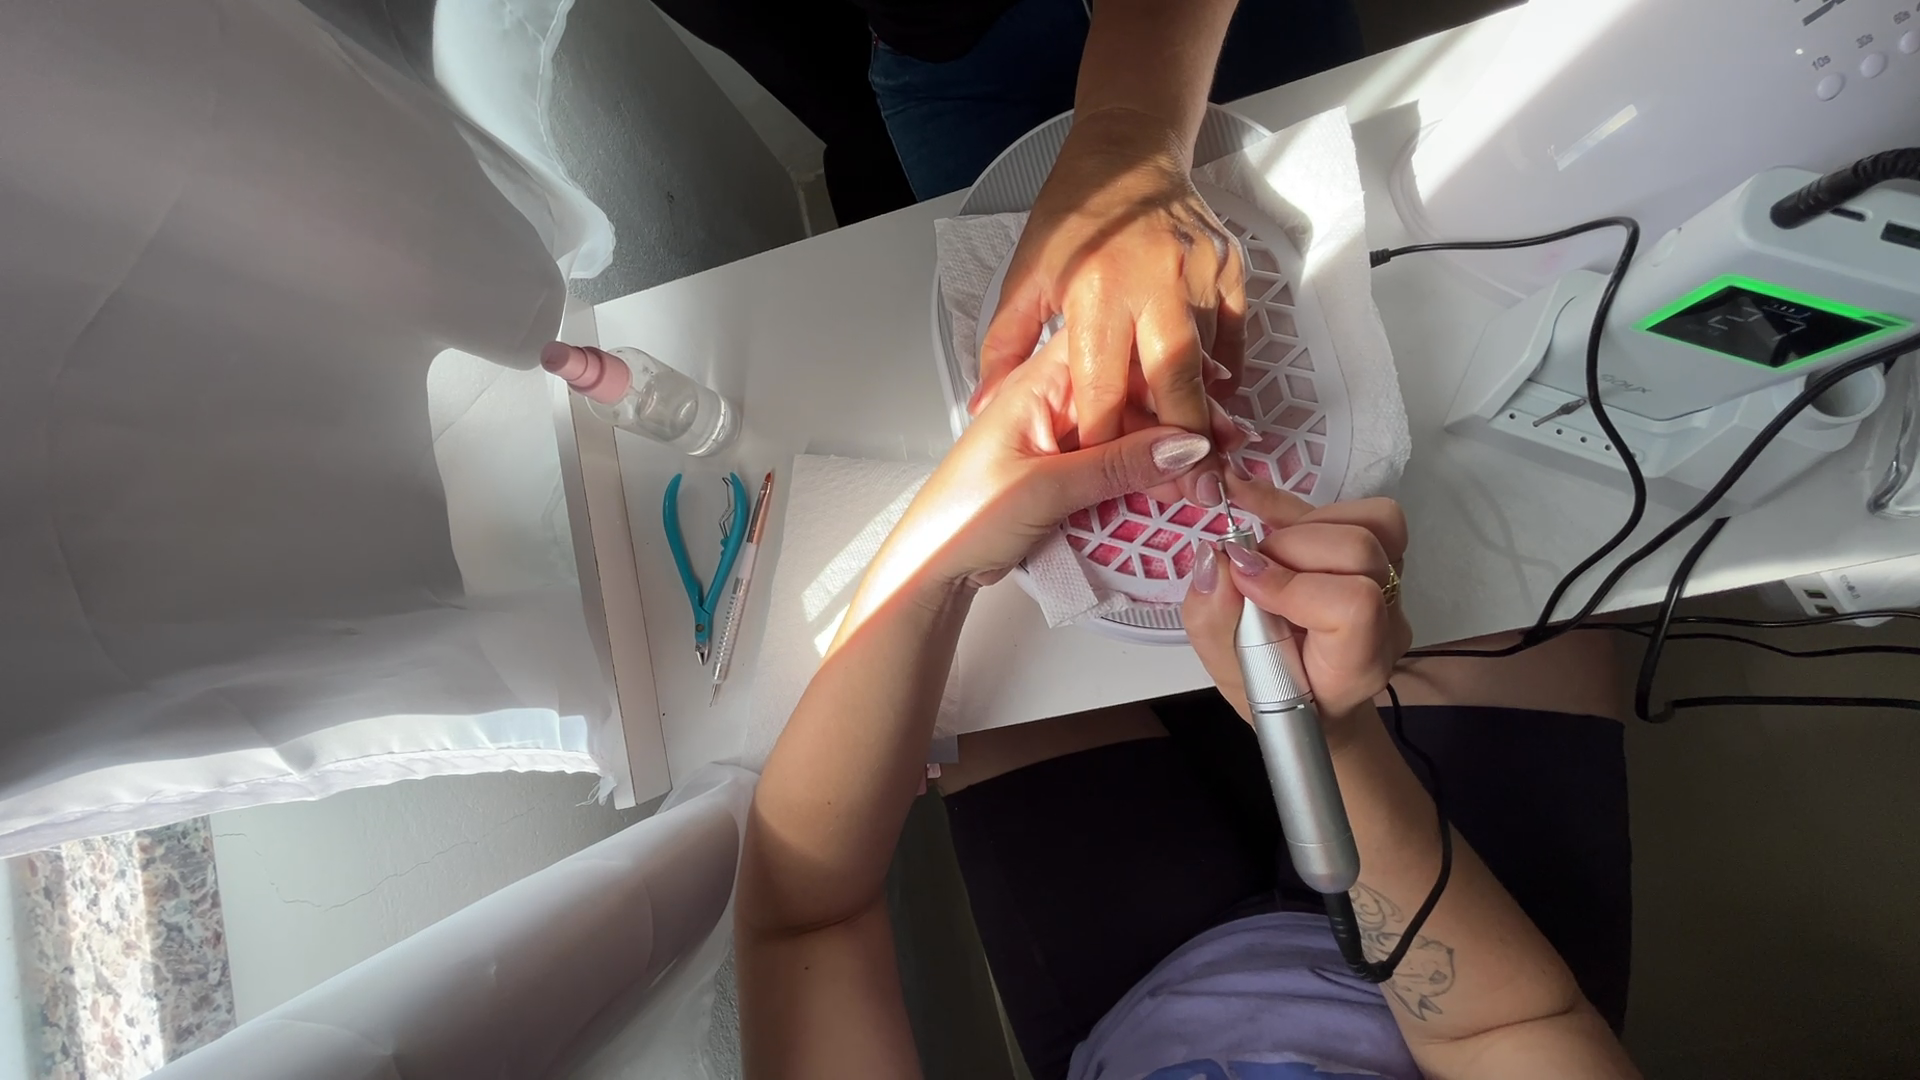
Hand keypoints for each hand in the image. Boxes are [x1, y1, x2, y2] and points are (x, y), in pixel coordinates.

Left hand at [879, 335, 1212, 592]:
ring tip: (1209, 476)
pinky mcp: (1065, 470)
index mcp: (1037, 384)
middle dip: (1177, 423)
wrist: (933, 564)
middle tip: (1223, 452)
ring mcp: (1061, 436)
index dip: (1165, 378)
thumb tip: (1186, 446)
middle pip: (1129, 397)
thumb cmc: (965, 516)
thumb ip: (1117, 464)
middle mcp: (1053, 402)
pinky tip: (1178, 485)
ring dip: (1168, 453)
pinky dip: (1147, 474)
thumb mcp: (1044, 487)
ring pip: (1129, 432)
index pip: (1113, 359)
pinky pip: (1116, 462)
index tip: (1210, 411)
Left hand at [976, 108, 1246, 496]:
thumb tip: (982, 404)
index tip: (1101, 469)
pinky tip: (1211, 397)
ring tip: (1196, 449)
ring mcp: (1200, 272)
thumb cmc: (1071, 219)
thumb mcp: (1025, 278)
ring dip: (1202, 409)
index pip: (1101, 384)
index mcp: (1095, 289)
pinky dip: (1225, 373)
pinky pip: (1236, 337)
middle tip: (1178, 478)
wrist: (1129, 152)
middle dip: (1176, 436)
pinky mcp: (1230, 268)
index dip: (1102, 436)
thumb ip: (1004, 346)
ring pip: (1210, 361)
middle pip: (1174, 379)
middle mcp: (1155, 280)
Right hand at [1182, 477, 1411, 736]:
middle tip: (1248, 567)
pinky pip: (1357, 509)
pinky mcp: (1378, 556)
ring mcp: (1392, 587)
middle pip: (1361, 551)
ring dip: (1303, 525)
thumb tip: (1214, 558)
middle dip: (1290, 546)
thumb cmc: (1268, 690)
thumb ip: (1212, 619)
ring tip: (1266, 549)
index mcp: (1355, 664)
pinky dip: (1300, 503)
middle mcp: (1388, 622)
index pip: (1353, 606)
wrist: (1308, 693)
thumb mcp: (1224, 670)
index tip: (1243, 582)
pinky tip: (1253, 501)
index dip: (1291, 584)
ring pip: (1373, 522)